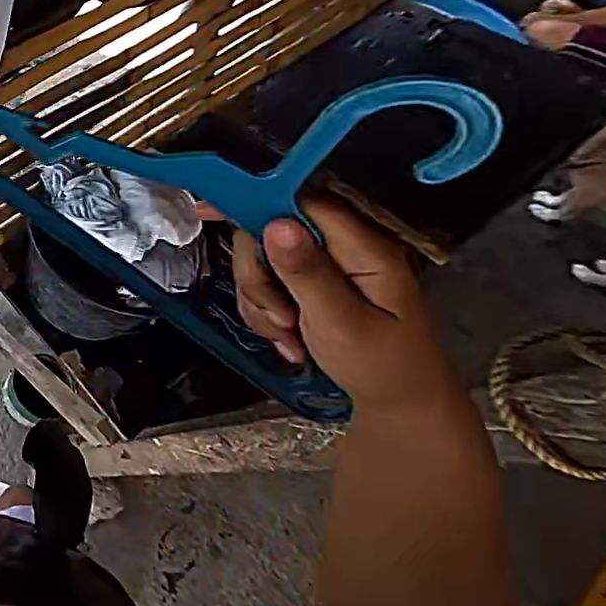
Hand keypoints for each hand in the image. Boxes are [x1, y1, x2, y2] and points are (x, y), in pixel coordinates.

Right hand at [231, 198, 458, 413]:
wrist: (398, 404)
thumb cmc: (381, 366)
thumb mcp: (341, 323)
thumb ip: (307, 273)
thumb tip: (277, 225)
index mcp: (362, 248)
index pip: (300, 202)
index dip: (255, 202)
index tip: (208, 211)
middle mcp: (340, 247)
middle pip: (269, 233)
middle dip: (258, 276)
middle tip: (277, 317)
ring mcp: (322, 264)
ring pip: (260, 261)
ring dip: (260, 300)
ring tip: (287, 334)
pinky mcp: (307, 281)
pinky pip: (264, 282)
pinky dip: (264, 310)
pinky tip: (286, 336)